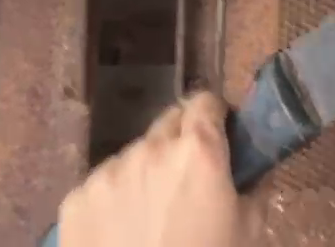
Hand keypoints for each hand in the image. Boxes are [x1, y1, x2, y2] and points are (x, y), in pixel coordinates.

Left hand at [57, 91, 244, 246]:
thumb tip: (258, 166)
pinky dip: (114, 198)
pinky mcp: (75, 199)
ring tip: (149, 215)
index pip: (206, 101)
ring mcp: (109, 172)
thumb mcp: (248, 231)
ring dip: (147, 170)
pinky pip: (103, 183)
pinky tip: (119, 233)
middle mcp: (152, 147)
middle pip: (170, 122)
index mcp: (199, 149)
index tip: (219, 137)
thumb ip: (257, 187)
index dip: (214, 117)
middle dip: (181, 141)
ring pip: (135, 154)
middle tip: (187, 182)